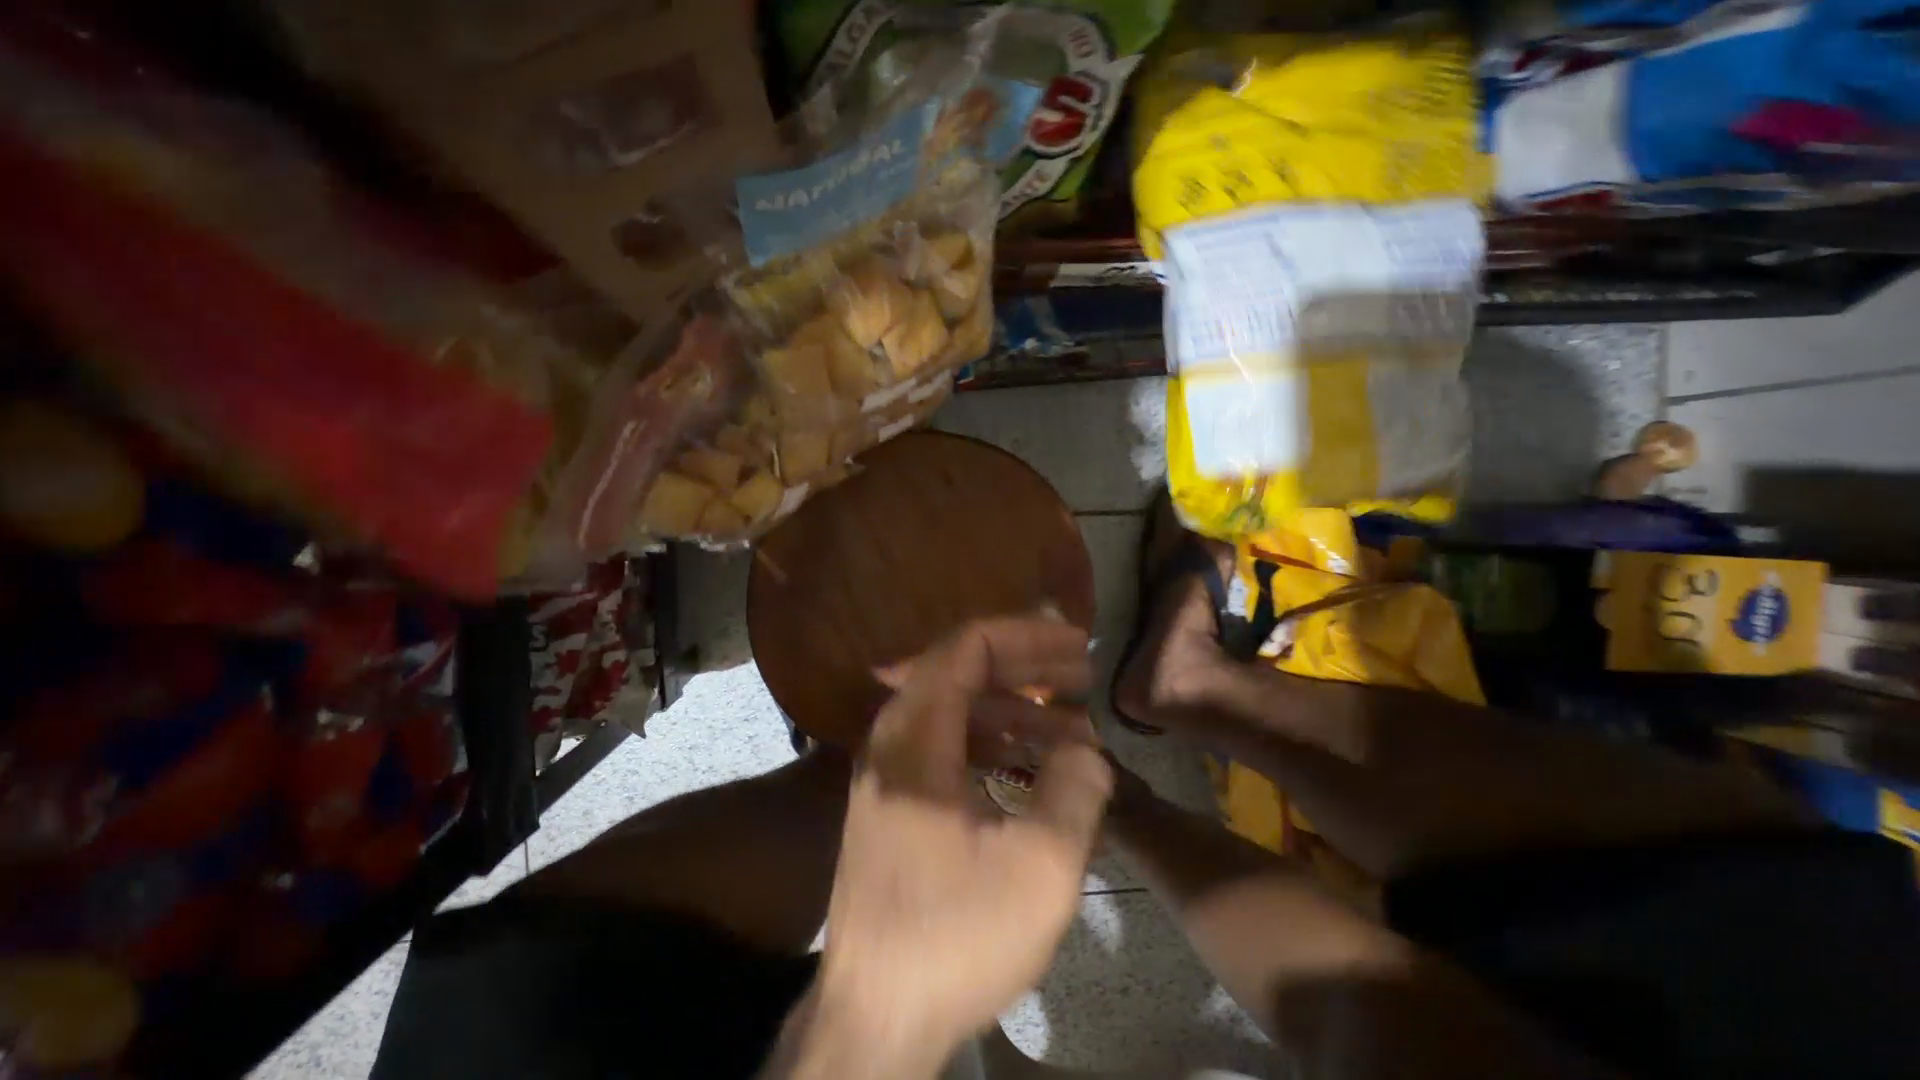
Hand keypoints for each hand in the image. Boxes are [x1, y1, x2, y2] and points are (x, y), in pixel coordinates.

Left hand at [773, 617, 1111, 1078]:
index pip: (966, 647)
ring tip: (1076, 737)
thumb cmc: (957, 934)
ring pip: (955, 717)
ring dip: (1015, 716)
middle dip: (1028, 670)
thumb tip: (1084, 749)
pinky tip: (1034, 776)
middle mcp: (891, 745)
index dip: (1028, 636)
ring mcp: (886, 781)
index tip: (1081, 647)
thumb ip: (1077, 786)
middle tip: (1086, 681)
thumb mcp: (1042, 863)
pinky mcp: (893, 814)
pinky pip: (946, 754)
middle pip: (959, 674)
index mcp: (916, 739)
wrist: (876, 1017)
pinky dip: (993, 751)